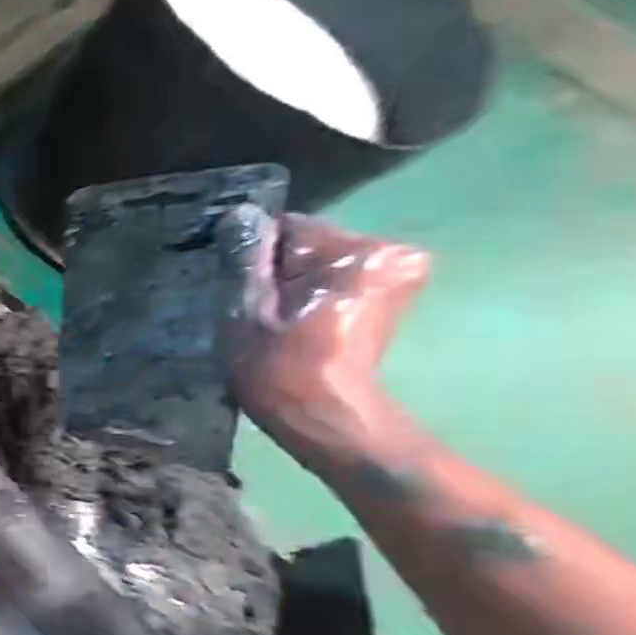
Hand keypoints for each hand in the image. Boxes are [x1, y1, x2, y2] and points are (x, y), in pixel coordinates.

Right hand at [218, 205, 430, 469]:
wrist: (328, 421)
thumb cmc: (280, 368)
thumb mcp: (246, 310)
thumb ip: (245, 256)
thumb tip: (240, 214)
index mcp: (353, 251)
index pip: (286, 226)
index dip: (253, 256)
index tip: (238, 288)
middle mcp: (388, 251)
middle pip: (308, 243)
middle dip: (278, 269)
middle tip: (257, 310)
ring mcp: (397, 274)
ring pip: (321, 262)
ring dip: (295, 283)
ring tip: (276, 321)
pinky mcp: (393, 296)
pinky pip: (337, 279)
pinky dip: (313, 295)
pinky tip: (297, 324)